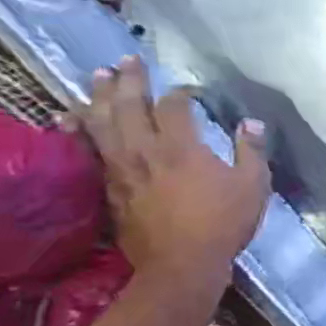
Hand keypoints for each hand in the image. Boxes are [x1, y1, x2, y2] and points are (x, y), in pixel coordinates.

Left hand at [78, 56, 269, 280]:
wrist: (181, 266)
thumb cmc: (222, 224)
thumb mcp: (253, 186)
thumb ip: (251, 151)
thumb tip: (251, 123)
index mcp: (182, 147)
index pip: (174, 107)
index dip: (180, 93)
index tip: (188, 91)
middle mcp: (146, 151)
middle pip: (130, 106)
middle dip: (129, 81)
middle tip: (127, 60)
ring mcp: (122, 169)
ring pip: (103, 123)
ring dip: (99, 97)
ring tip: (97, 77)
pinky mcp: (110, 188)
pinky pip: (90, 150)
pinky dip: (80, 130)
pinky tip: (72, 119)